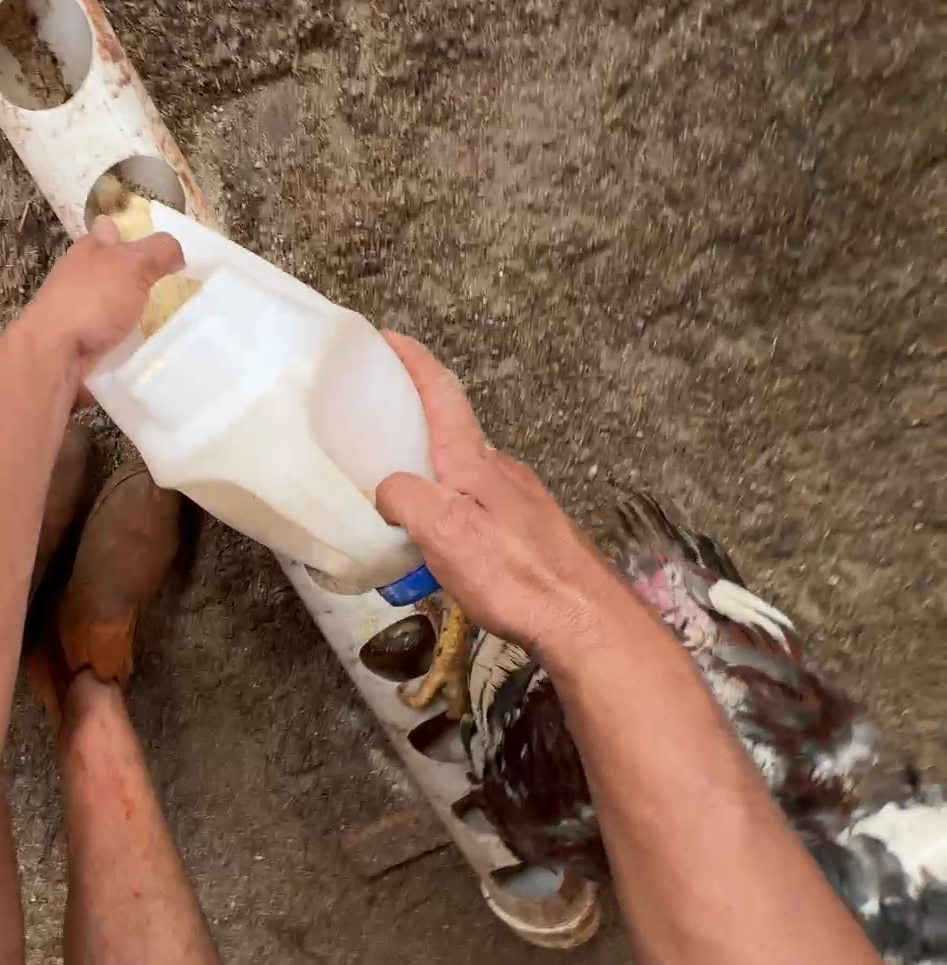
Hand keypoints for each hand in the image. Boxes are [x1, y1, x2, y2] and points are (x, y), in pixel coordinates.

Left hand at [18, 216, 183, 370]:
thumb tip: (177, 254)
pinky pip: (112, 342)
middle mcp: (79, 280)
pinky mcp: (81, 346)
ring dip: (135, 318)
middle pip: (112, 275)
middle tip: (174, 291)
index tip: (155, 249)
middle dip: (138, 283)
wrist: (56, 353)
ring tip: (170, 325)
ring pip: (113, 311)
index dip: (129, 235)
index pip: (108, 232)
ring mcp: (77, 315)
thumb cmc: (92, 299)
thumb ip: (159, 252)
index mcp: (88, 251)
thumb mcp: (133, 264)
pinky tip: (149, 350)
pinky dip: (127, 346)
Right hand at [376, 332, 628, 653]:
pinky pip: (476, 507)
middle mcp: (500, 472)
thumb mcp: (442, 531)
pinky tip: (439, 547)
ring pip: (462, 477)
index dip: (415, 363)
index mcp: (474, 462)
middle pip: (450, 435)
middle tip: (374, 437)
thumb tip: (389, 492)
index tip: (390, 339)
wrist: (589, 625)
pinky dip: (448, 512)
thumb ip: (405, 497)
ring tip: (397, 508)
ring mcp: (520, 501)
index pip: (443, 396)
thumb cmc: (512, 573)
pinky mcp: (530, 532)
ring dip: (429, 480)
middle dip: (413, 427)